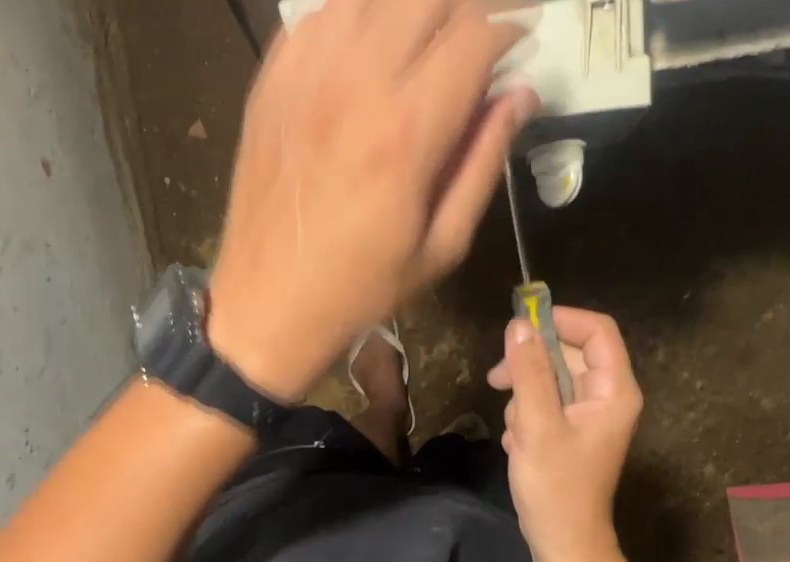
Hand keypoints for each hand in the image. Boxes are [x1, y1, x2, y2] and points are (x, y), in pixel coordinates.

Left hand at [206, 0, 538, 401]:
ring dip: (414, 7)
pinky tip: (373, 42)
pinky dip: (359, 13)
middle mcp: (357, 81)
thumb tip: (522, 94)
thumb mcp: (441, 245)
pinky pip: (323, 12)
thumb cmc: (361, 288)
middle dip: (469, 6)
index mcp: (408, 130)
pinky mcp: (273, 77)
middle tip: (483, 31)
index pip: (474, 36)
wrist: (267, 304)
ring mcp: (307, 72)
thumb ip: (484, 163)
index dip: (510, 28)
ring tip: (431, 33)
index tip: (522, 42)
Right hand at [487, 307, 641, 561]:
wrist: (564, 546)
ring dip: (525, 400)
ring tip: (515, 433)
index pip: (597, 330)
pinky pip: (546, 409)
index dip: (560, 320)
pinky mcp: (572, 437)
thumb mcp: (536, 425)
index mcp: (614, 391)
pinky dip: (527, 421)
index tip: (519, 328)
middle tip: (497, 381)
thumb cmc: (556, 488)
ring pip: (551, 383)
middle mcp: (608, 399)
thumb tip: (519, 325)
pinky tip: (517, 447)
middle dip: (531, 368)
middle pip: (569, 355)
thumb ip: (529, 372)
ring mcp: (589, 419)